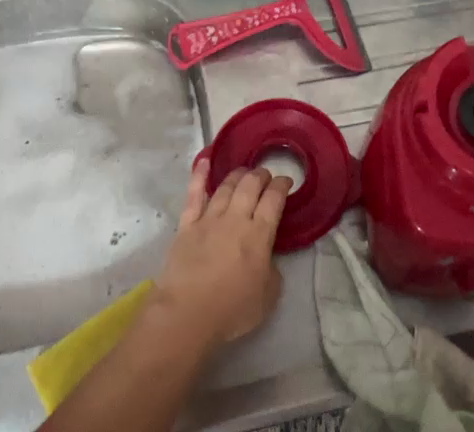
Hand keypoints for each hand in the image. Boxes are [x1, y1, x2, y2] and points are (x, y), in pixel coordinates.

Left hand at [149, 160, 290, 349]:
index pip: (274, 200)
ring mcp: (209, 219)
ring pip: (226, 187)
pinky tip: (204, 162)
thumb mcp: (269, 295)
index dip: (281, 186)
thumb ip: (272, 270)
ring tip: (244, 172)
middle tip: (266, 175)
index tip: (286, 181)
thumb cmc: (232, 309)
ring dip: (238, 175)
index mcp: (260, 235)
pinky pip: (194, 195)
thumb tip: (267, 257)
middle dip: (261, 176)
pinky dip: (199, 176)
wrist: (187, 313)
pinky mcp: (187, 225)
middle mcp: (236, 219)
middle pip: (250, 186)